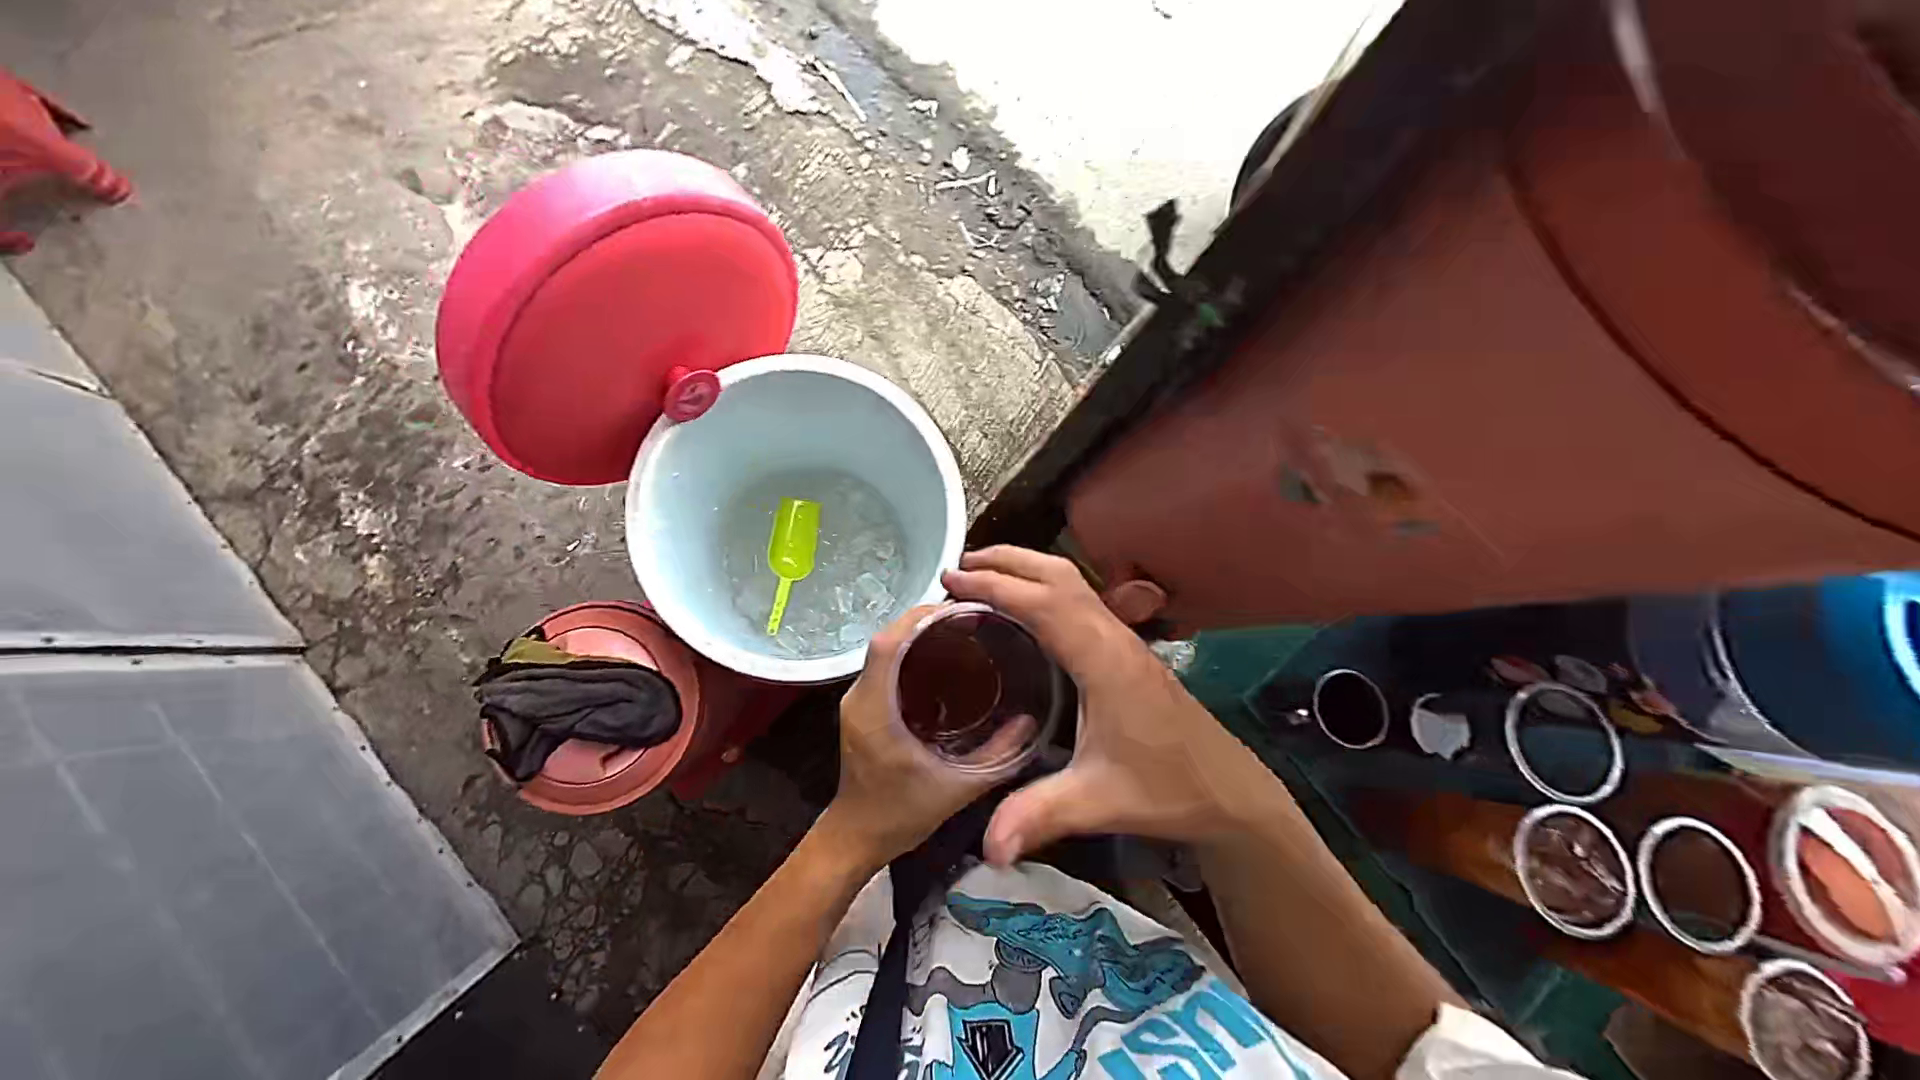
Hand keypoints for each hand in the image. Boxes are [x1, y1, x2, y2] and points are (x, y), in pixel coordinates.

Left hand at [822, 604, 1035, 870]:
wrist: (859, 837)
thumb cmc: (900, 814)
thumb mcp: (957, 788)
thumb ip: (996, 757)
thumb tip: (1030, 722)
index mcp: (873, 708)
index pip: (888, 643)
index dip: (920, 617)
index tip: (960, 609)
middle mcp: (860, 696)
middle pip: (888, 638)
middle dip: (926, 619)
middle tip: (971, 617)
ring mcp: (859, 699)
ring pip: (887, 648)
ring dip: (920, 633)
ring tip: (963, 630)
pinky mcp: (865, 706)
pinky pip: (887, 664)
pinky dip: (913, 652)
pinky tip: (947, 659)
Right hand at [943, 547, 1291, 864]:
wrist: (1228, 789)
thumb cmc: (1166, 789)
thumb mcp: (1097, 803)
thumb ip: (1039, 816)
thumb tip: (986, 848)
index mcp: (1104, 661)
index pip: (1044, 603)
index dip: (996, 586)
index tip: (952, 579)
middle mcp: (1113, 637)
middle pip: (1059, 575)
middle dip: (1009, 560)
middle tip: (960, 565)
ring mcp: (1123, 639)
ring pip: (1072, 583)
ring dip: (1027, 569)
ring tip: (984, 574)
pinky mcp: (1125, 650)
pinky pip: (1078, 601)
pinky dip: (1044, 589)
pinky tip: (1025, 608)